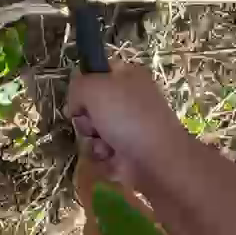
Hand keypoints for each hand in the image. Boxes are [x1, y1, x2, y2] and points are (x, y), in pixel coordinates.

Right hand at [66, 64, 192, 191]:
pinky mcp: (129, 152)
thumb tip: (78, 104)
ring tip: (106, 146)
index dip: (85, 86)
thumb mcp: (95, 88)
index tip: (81, 98)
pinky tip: (113, 158)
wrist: (157, 160)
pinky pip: (102, 152)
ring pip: (94, 131)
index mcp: (128, 77)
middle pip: (91, 106)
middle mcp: (130, 100)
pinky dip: (104, 157)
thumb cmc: (127, 117)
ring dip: (93, 141)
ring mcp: (130, 127)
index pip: (97, 74)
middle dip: (86, 119)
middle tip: (94, 124)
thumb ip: (78, 86)